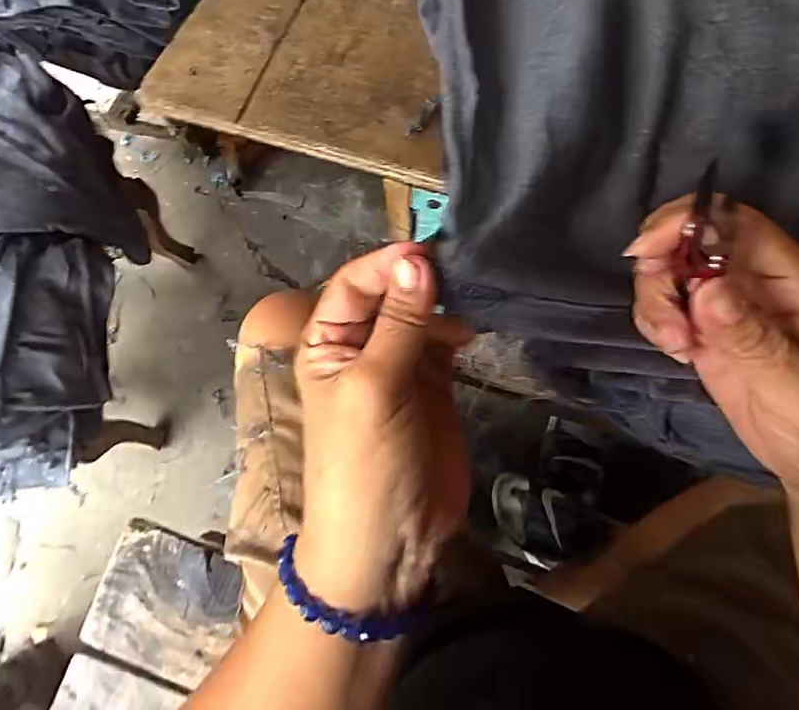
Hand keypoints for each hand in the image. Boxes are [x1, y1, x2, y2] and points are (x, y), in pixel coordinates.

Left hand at [294, 243, 474, 613]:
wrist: (391, 547)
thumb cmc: (364, 464)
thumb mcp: (376, 388)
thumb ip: (400, 325)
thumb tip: (418, 260)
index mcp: (327, 340)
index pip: (353, 284)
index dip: (385, 264)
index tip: (427, 252)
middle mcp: (359, 343)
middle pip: (388, 293)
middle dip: (416, 277)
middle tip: (458, 267)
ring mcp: (397, 362)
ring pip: (418, 312)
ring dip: (440, 300)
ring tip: (469, 295)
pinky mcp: (431, 382)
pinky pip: (441, 340)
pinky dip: (456, 328)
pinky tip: (471, 328)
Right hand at [627, 197, 798, 519]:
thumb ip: (758, 343)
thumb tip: (706, 289)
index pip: (739, 224)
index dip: (690, 221)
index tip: (649, 250)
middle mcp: (760, 287)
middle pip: (693, 240)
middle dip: (661, 265)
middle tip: (662, 316)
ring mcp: (732, 309)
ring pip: (672, 271)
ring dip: (655, 299)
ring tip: (674, 345)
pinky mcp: (708, 334)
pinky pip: (666, 306)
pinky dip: (655, 321)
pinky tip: (676, 353)